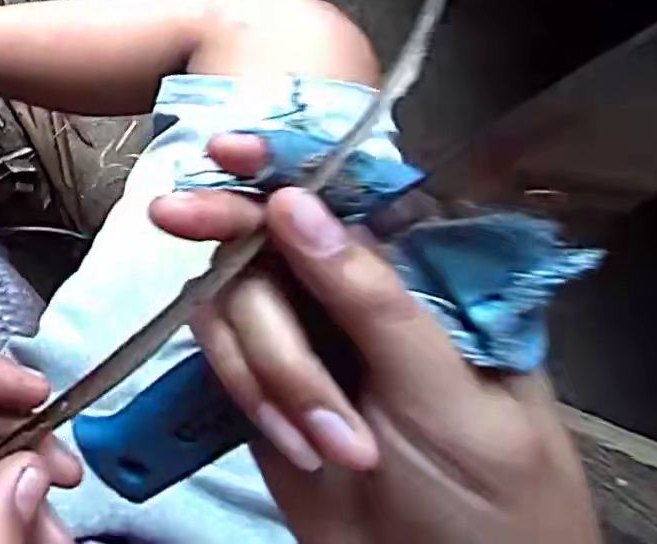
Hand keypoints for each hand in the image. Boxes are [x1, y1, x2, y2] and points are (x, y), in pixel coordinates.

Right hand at [148, 135, 599, 543]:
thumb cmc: (490, 507)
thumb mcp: (453, 403)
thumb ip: (373, 298)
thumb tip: (292, 202)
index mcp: (415, 272)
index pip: (345, 191)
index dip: (283, 160)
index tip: (229, 149)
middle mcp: (340, 278)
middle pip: (262, 224)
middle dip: (219, 223)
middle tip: (167, 215)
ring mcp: (290, 315)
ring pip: (229, 289)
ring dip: (265, 364)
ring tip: (328, 440)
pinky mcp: (249, 354)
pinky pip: (212, 336)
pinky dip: (243, 384)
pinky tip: (291, 437)